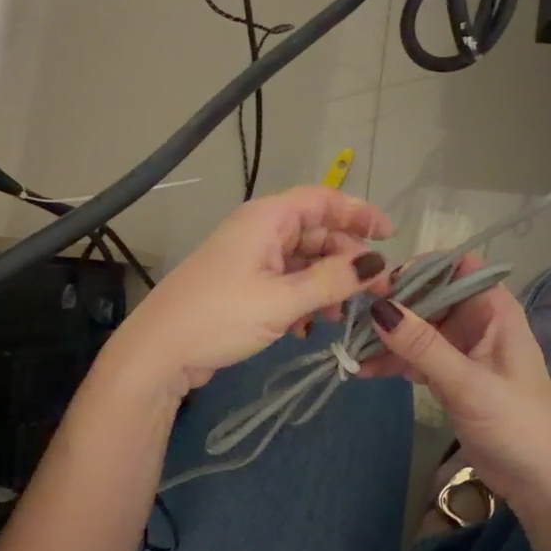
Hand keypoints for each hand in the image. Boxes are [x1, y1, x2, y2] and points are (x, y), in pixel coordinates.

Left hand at [103, 187, 394, 395]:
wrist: (159, 351)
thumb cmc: (221, 316)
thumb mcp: (282, 300)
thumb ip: (332, 280)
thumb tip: (376, 263)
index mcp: (266, 219)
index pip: (323, 199)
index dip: (359, 213)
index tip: (391, 236)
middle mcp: (258, 231)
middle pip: (316, 233)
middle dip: (347, 260)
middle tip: (377, 292)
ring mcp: (249, 259)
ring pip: (302, 262)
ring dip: (326, 286)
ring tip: (339, 317)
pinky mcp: (242, 287)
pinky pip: (285, 284)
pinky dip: (303, 301)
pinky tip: (308, 330)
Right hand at [361, 253, 550, 502]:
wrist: (543, 484)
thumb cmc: (518, 425)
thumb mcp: (467, 383)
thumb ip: (422, 345)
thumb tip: (377, 307)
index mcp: (495, 311)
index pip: (457, 267)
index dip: (420, 267)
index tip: (381, 282)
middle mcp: (478, 323)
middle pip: (430, 297)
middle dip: (392, 304)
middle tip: (351, 315)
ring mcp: (463, 351)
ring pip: (418, 329)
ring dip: (386, 336)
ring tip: (349, 346)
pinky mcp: (451, 378)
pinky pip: (416, 358)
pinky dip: (392, 362)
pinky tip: (363, 371)